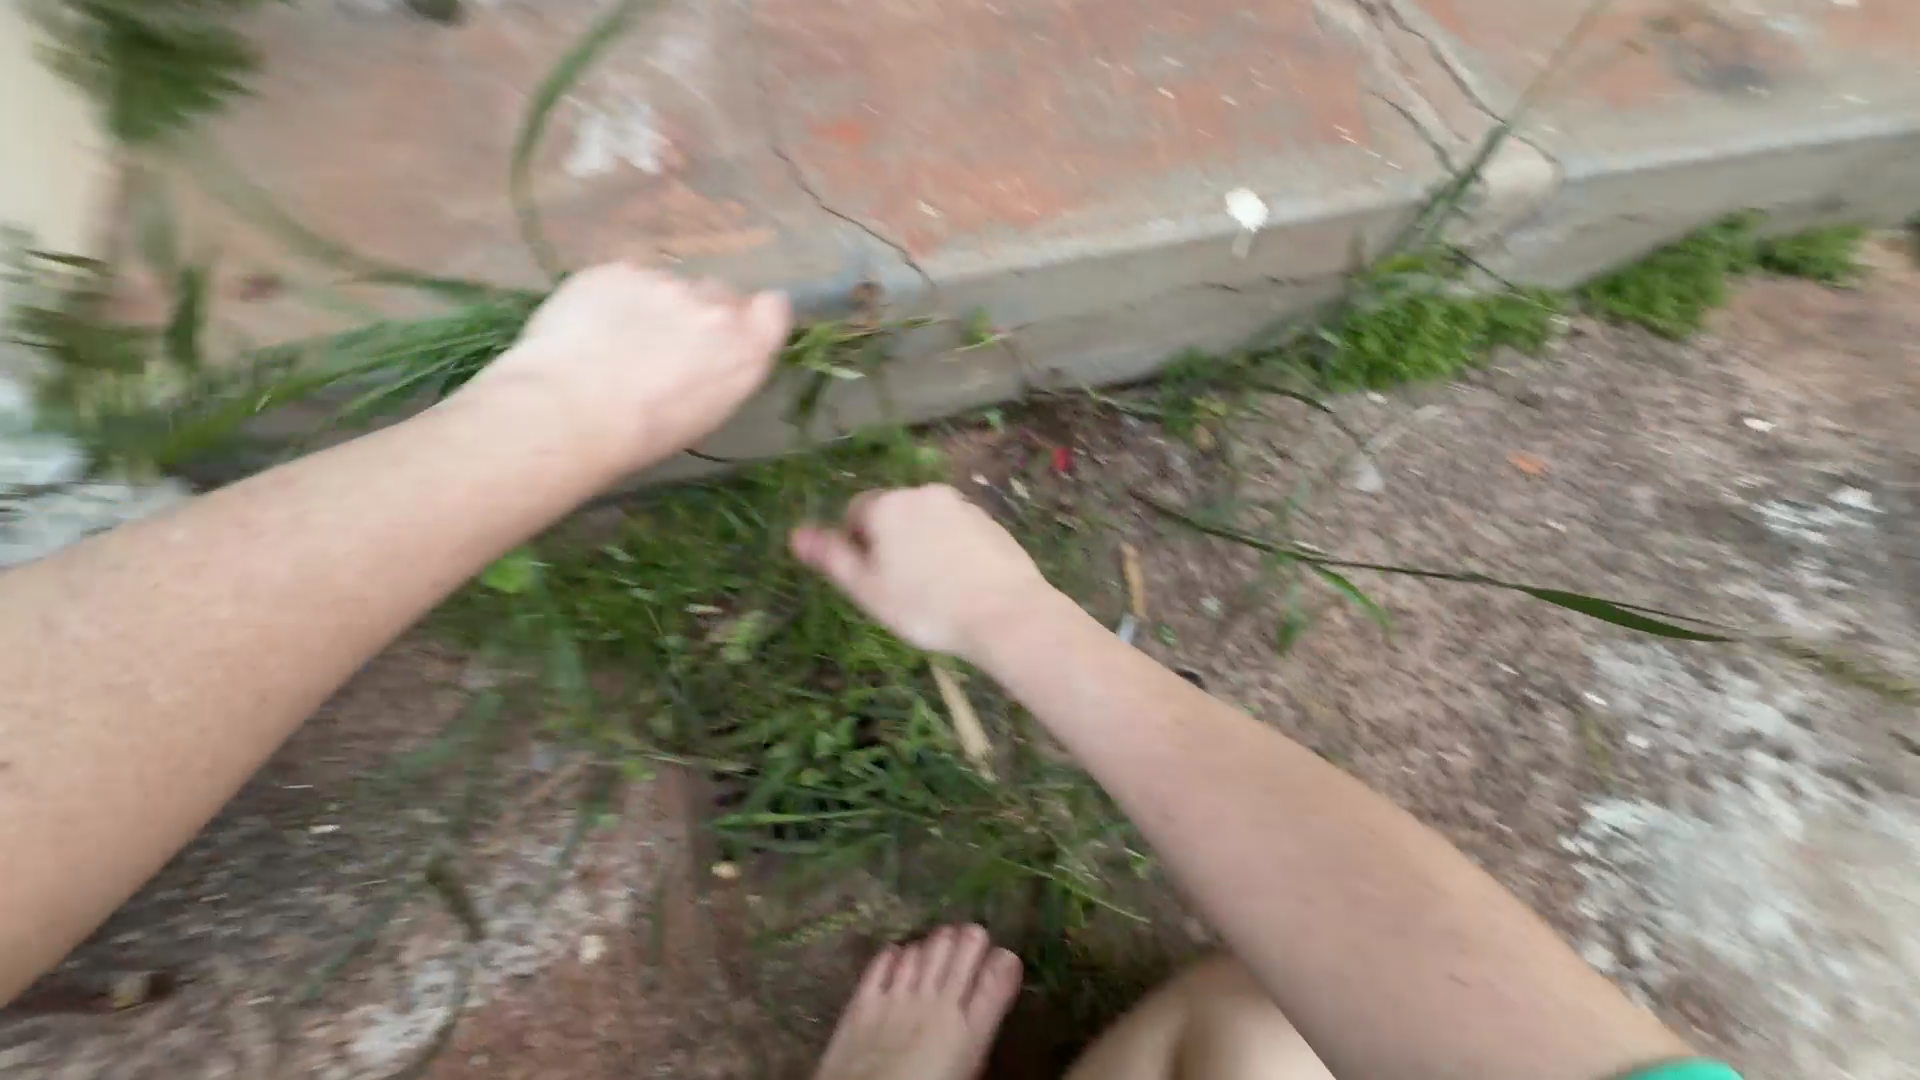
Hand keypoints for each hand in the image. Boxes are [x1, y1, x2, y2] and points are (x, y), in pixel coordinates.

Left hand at [456, 263, 789, 476]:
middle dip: (702, 312)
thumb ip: (726, 366)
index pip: (773, 308)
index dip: (754, 316)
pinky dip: (617, 297)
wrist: (572, 412)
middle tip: (668, 344)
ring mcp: (665, 281)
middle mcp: (714, 306)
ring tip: (621, 340)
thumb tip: (712, 352)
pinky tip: (594, 328)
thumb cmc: (647, 433)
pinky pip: (627, 278)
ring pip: (669, 285)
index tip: (735, 332)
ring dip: (656, 304)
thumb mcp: (710, 410)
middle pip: (720, 293)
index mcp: (746, 347)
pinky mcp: (617, 269)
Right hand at [790, 485, 1061, 659]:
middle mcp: (924, 493)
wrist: (1006, 613)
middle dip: (890, 543)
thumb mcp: (867, 589)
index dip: (856, 546)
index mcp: (888, 504)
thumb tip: (796, 534)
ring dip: (922, 545)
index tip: (871, 580)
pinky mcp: (990, 521)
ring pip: (927, 523)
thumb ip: (831, 557)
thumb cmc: (925, 606)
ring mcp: (962, 505)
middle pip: (892, 514)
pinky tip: (961, 584)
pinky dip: (952, 549)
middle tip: (900, 588)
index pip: (855, 512)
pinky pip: (957, 531)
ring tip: (934, 590)